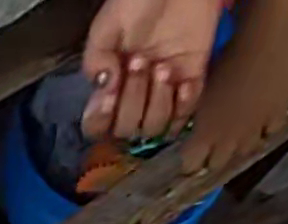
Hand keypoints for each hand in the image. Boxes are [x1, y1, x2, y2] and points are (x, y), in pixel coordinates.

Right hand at [80, 0, 218, 140]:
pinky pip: (186, 113)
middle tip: (141, 61)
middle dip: (133, 100)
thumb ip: (95, 61)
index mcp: (108, 87)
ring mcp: (162, 91)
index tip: (109, 92)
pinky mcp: (192, 79)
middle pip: (126, 130)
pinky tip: (183, 82)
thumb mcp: (105, 28)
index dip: (101, 119)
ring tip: (163, 67)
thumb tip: (104, 87)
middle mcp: (132, 96)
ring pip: (154, 127)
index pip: (97, 127)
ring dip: (158, 102)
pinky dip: (184, 103)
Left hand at [178, 24, 287, 172]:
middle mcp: (228, 140)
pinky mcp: (279, 115)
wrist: (265, 42)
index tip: (189, 157)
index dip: (189, 163)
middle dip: (213, 158)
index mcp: (204, 136)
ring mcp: (255, 130)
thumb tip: (192, 131)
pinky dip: (266, 128)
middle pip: (218, 164)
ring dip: (240, 146)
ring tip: (237, 135)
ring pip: (245, 151)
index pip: (192, 166)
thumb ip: (196, 118)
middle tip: (212, 148)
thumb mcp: (200, 95)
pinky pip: (271, 132)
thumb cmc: (225, 62)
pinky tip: (263, 119)